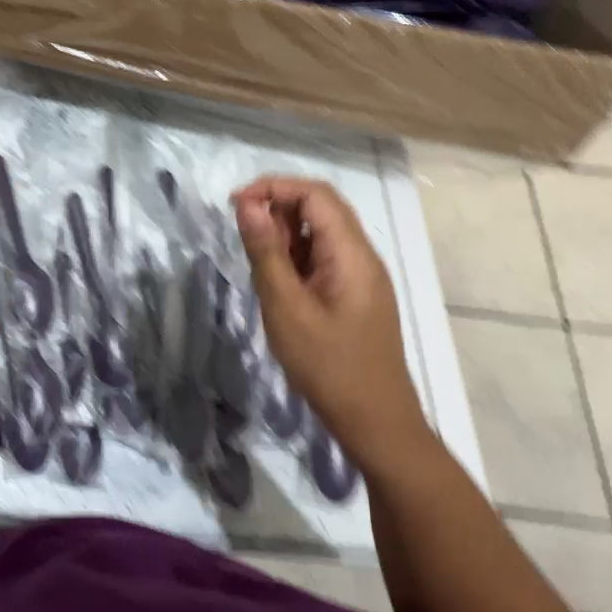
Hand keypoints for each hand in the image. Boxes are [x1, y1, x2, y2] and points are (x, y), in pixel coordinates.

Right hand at [232, 177, 428, 466]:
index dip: (274, 187)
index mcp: (351, 254)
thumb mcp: (286, 307)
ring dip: (284, 229)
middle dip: (277, 204)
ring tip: (254, 254)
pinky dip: (294, 253)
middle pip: (321, 207)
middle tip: (240, 228)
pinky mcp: (354, 295)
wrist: (375, 423)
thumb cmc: (328, 366)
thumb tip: (247, 204)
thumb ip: (267, 252)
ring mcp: (360, 277)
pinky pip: (322, 256)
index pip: (316, 195)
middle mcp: (361, 257)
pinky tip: (274, 276)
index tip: (235, 204)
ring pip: (321, 231)